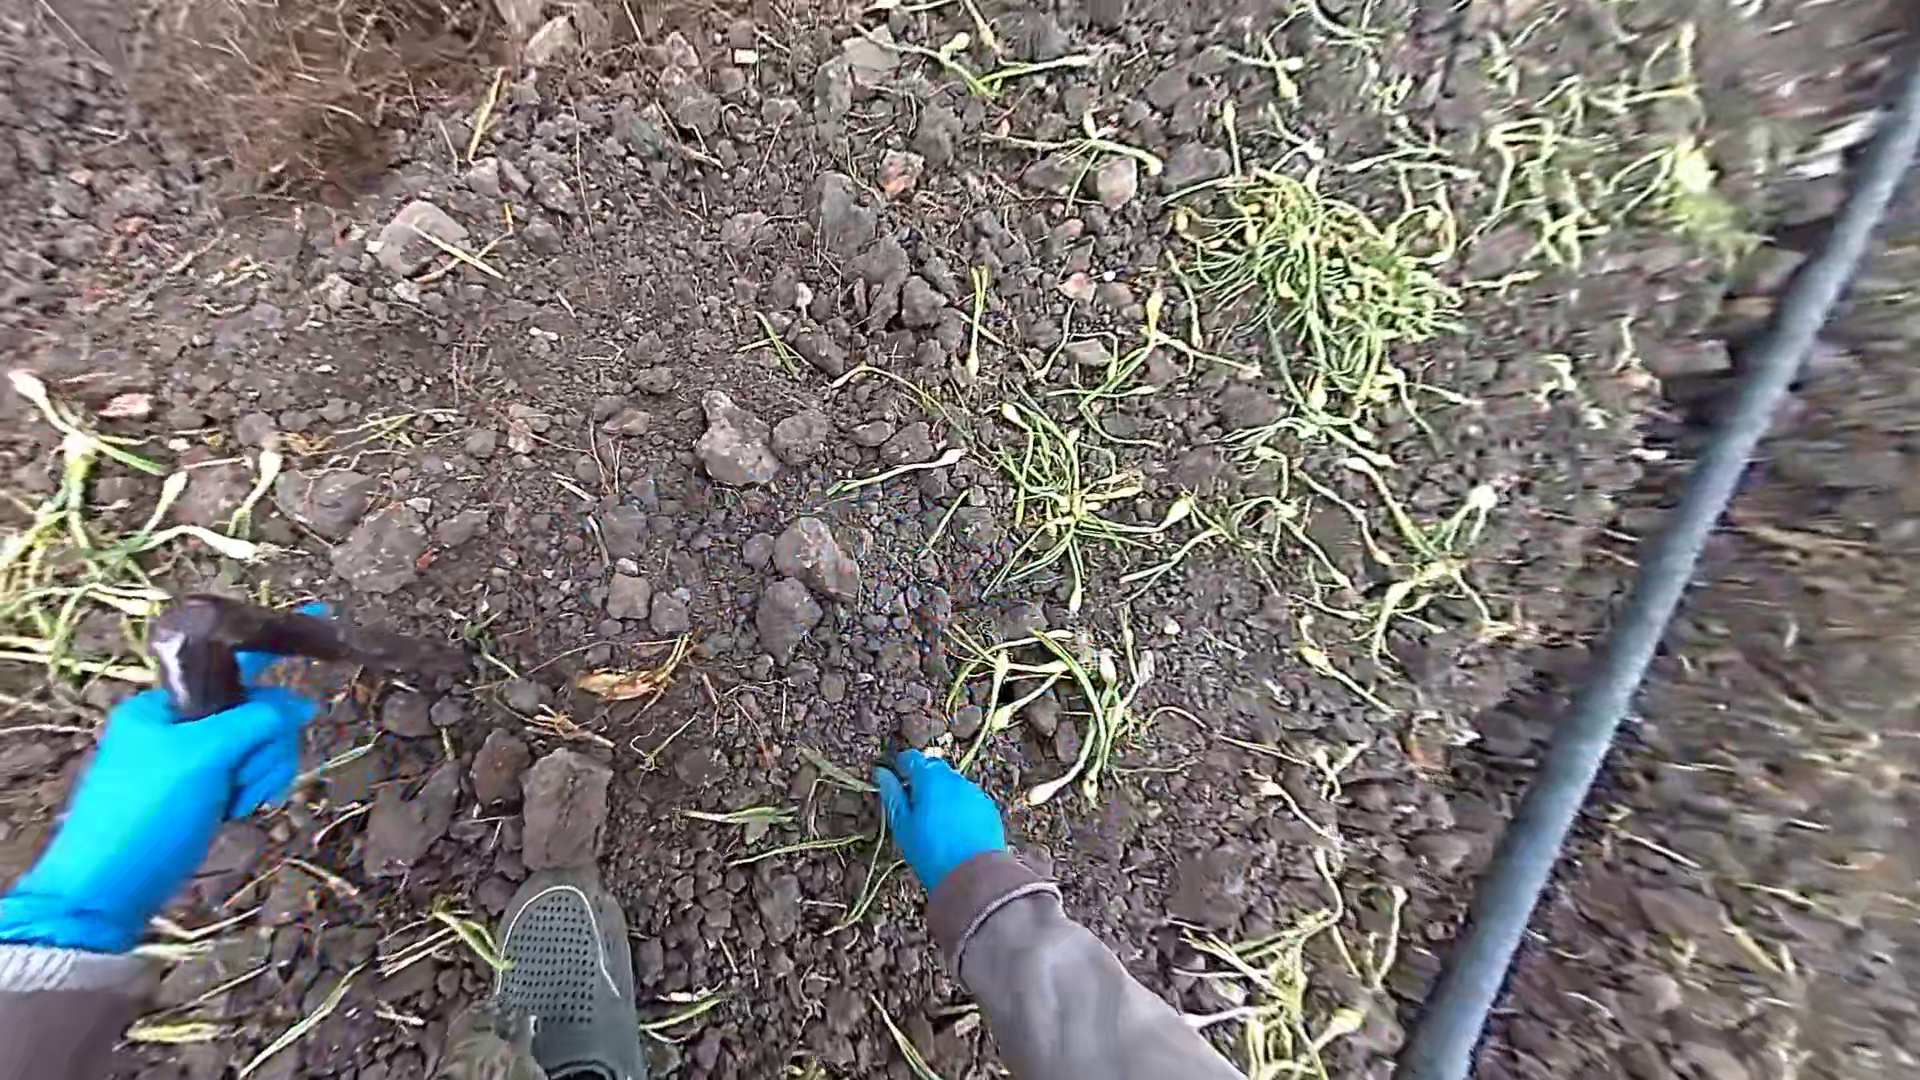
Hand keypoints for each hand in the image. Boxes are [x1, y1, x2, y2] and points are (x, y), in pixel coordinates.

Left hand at [0, 651, 319, 952]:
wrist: (112, 885)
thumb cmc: (146, 809)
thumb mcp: (204, 753)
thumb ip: (261, 717)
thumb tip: (301, 706)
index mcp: (168, 707)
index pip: (233, 661)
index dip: (277, 641)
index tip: (322, 615)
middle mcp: (190, 723)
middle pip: (269, 708)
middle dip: (271, 742)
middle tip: (246, 768)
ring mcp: (205, 753)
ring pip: (275, 740)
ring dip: (269, 768)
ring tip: (238, 795)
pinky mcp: (219, 778)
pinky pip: (269, 764)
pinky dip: (264, 783)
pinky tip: (241, 804)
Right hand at [874, 750, 1005, 890]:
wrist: (973, 875)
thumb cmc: (931, 851)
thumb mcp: (903, 825)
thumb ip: (893, 796)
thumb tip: (883, 774)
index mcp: (930, 778)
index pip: (912, 758)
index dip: (901, 766)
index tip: (896, 779)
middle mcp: (954, 778)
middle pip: (933, 769)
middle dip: (922, 780)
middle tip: (913, 804)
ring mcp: (974, 791)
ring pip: (952, 784)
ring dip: (941, 794)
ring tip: (934, 821)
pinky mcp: (987, 807)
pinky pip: (968, 799)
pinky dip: (959, 806)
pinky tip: (954, 828)